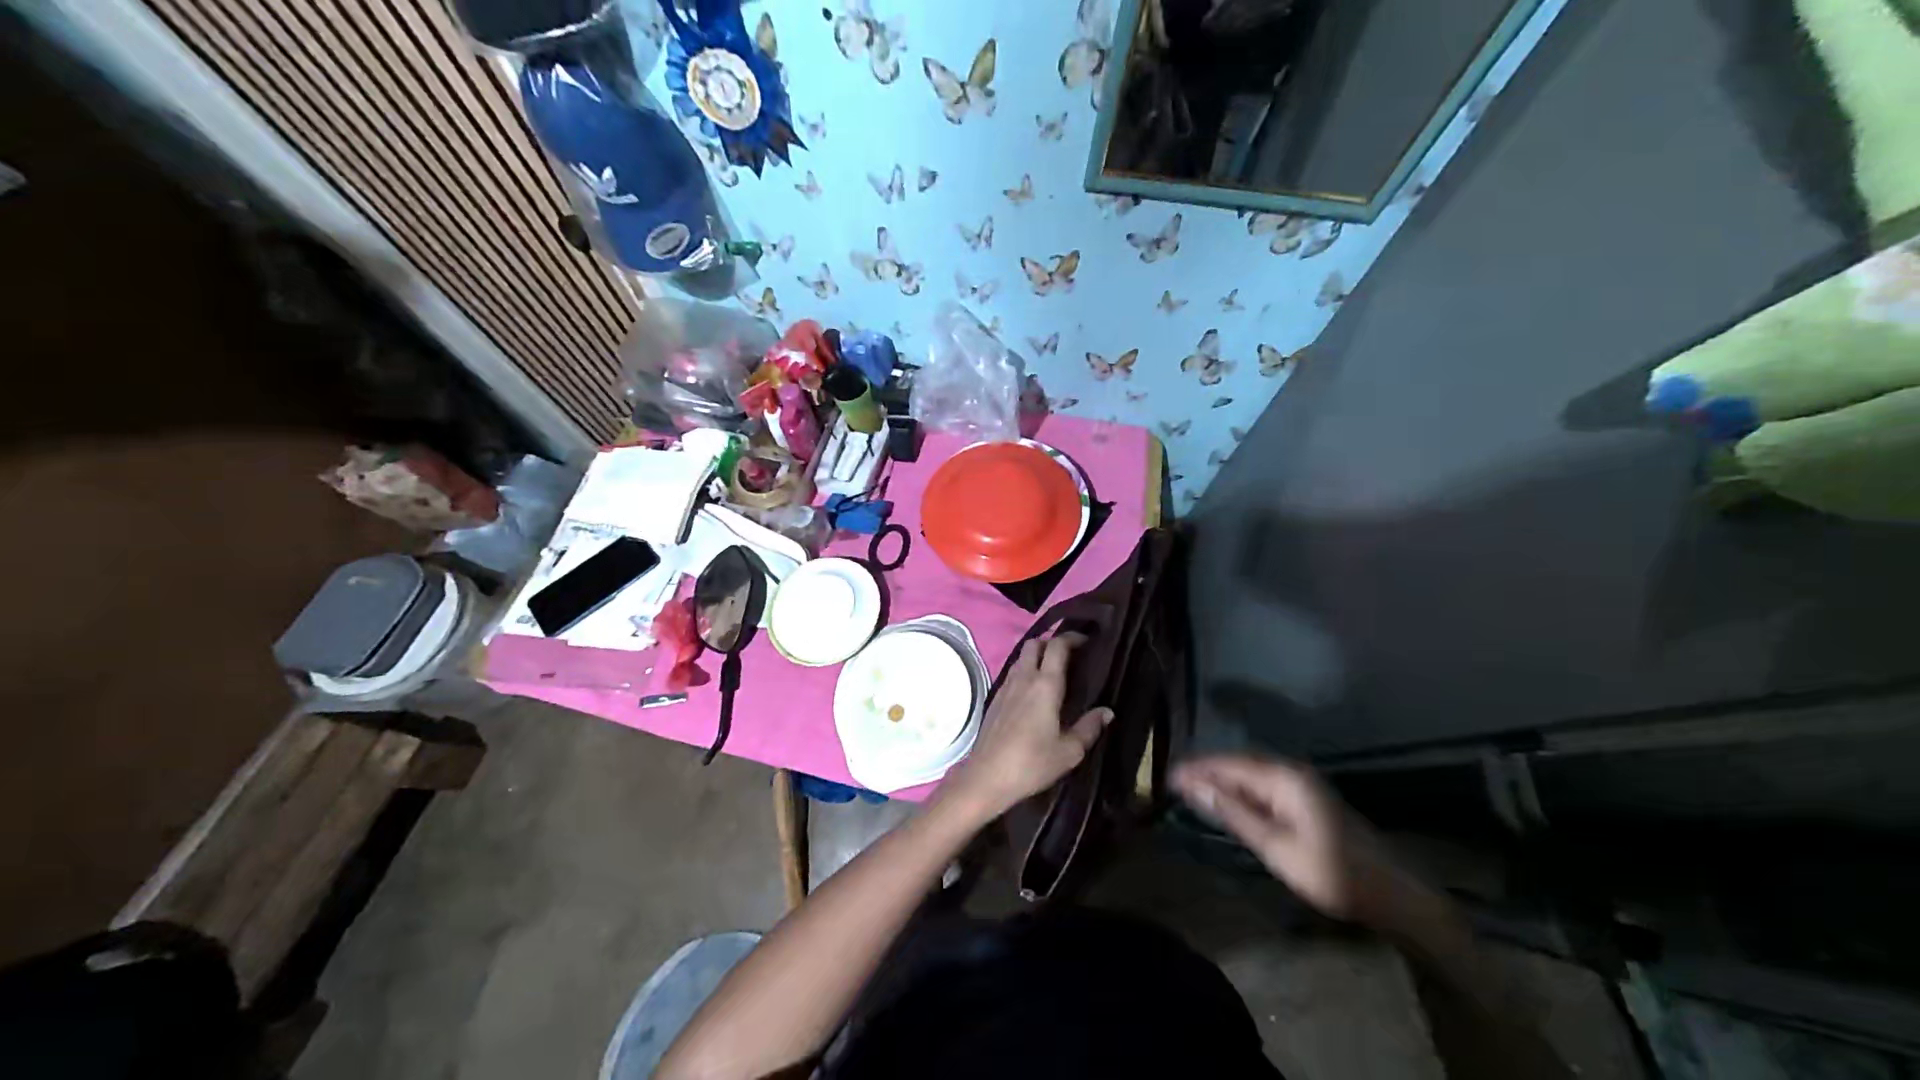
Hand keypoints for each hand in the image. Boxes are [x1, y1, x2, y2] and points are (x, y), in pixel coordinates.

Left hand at [939, 634, 1111, 824]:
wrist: (986, 777)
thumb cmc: (1032, 763)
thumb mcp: (1069, 751)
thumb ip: (1089, 727)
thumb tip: (1107, 711)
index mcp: (1045, 685)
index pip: (1057, 646)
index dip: (1072, 637)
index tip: (1087, 641)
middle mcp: (1023, 679)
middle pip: (1035, 644)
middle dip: (1052, 642)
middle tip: (1070, 655)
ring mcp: (1005, 687)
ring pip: (1021, 658)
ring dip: (1037, 657)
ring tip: (1054, 673)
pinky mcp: (995, 700)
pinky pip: (1013, 674)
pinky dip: (1026, 672)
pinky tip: (1034, 693)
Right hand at [1172, 755, 1426, 929]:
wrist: (1396, 895)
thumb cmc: (1332, 873)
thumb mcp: (1276, 846)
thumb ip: (1234, 813)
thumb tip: (1195, 786)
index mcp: (1284, 778)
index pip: (1229, 764)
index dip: (1197, 769)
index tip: (1167, 775)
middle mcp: (1293, 772)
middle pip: (1240, 764)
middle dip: (1207, 771)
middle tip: (1175, 781)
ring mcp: (1304, 786)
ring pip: (1252, 774)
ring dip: (1223, 780)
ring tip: (1193, 788)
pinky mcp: (1310, 802)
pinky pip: (1265, 786)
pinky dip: (1242, 790)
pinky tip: (1229, 800)